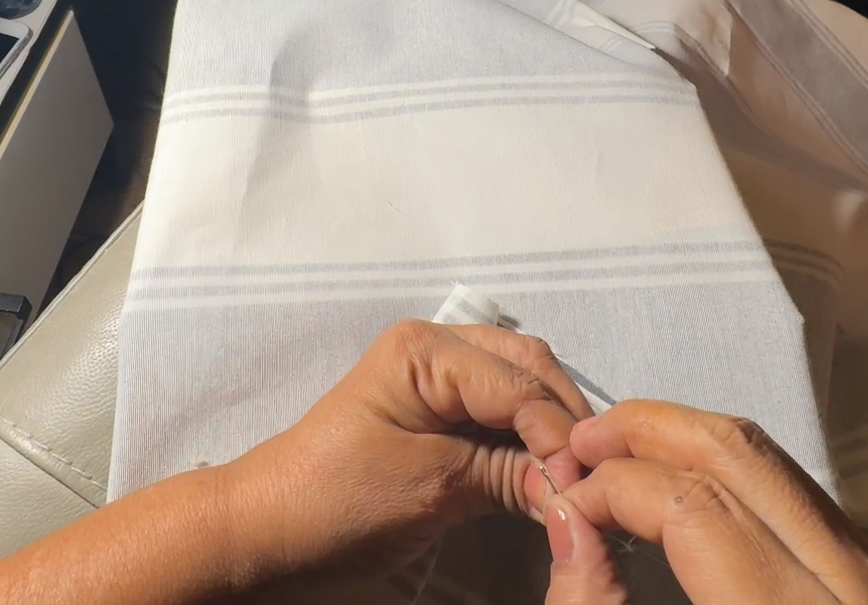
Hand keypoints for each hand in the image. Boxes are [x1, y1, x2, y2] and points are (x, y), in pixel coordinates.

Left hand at [222, 320, 592, 583]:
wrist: (277, 524)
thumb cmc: (342, 499)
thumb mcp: (431, 488)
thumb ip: (506, 475)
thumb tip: (575, 487)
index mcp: (425, 350)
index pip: (516, 382)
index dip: (558, 431)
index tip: (588, 485)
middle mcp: (435, 343)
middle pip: (524, 364)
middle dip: (561, 416)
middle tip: (590, 474)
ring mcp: (436, 369)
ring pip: (517, 379)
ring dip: (549, 420)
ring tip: (573, 470)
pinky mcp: (437, 400)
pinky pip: (497, 403)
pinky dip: (525, 430)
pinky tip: (542, 462)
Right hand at [545, 400, 867, 604]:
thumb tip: (569, 520)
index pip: (693, 507)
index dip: (614, 487)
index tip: (570, 499)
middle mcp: (862, 602)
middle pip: (737, 453)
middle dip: (645, 428)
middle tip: (586, 440)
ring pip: (769, 456)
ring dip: (681, 436)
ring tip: (621, 449)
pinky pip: (793, 488)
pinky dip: (723, 465)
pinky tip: (679, 476)